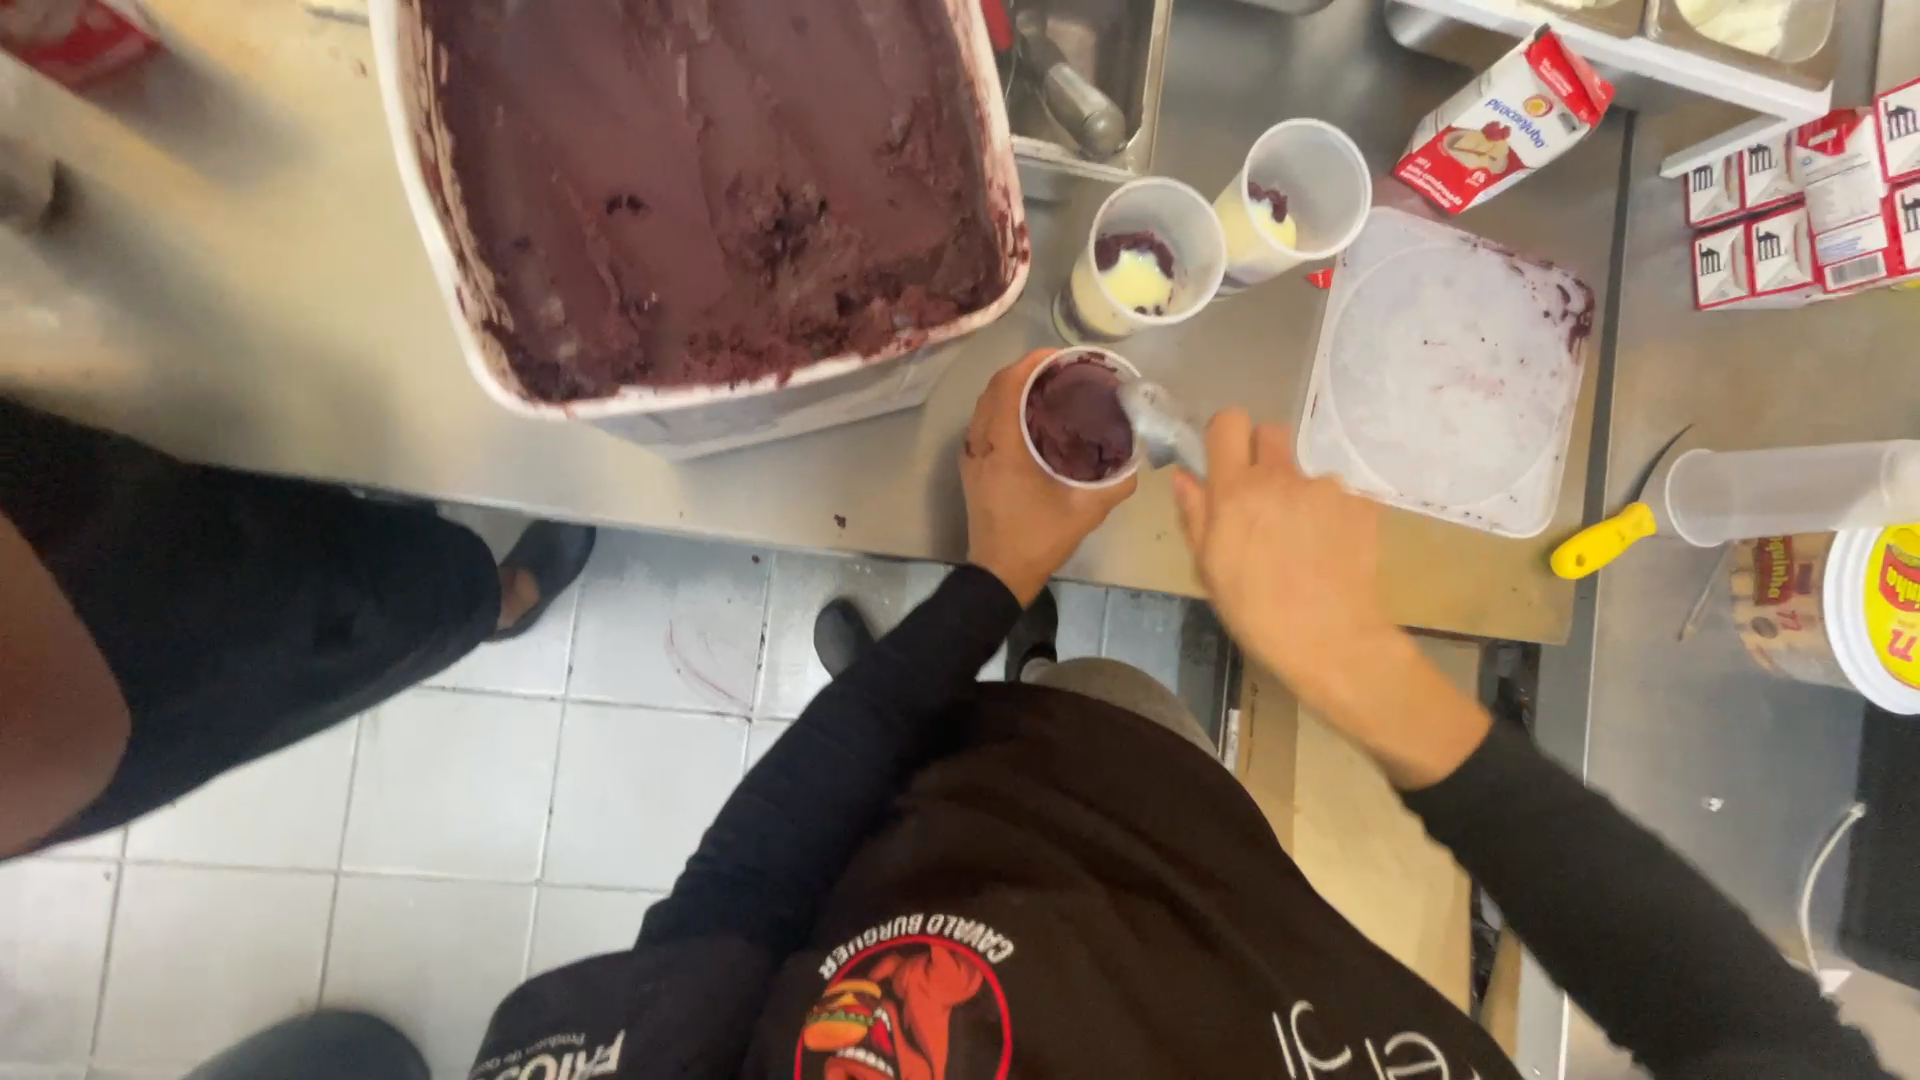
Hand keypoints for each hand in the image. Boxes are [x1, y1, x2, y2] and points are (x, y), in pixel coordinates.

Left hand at [961, 349, 1135, 604]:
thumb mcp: (1085, 512)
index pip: (1007, 387)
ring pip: (983, 406)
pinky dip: (1000, 409)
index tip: (1057, 356)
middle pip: (993, 390)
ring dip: (1009, 389)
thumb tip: (1137, 460)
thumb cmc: (1038, 541)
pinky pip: (982, 424)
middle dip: (1022, 371)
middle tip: (1056, 369)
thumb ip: (1116, 483)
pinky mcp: (971, 469)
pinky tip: (1027, 417)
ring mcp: (972, 457)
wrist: (999, 575)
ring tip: (1044, 387)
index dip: (1029, 363)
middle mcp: (981, 445)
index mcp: (1004, 448)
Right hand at [1171, 410, 1393, 707]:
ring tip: (1299, 540)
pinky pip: (1336, 496)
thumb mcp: (1207, 566)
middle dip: (1261, 454)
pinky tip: (1326, 549)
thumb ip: (1194, 514)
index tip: (1223, 460)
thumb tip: (1185, 477)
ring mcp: (1326, 488)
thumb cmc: (1253, 609)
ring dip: (1297, 493)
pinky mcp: (1361, 503)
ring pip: (1304, 472)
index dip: (1224, 435)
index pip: (1229, 422)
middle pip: (1270, 432)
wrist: (1329, 639)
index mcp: (1236, 490)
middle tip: (1259, 497)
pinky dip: (1329, 514)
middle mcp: (1281, 477)